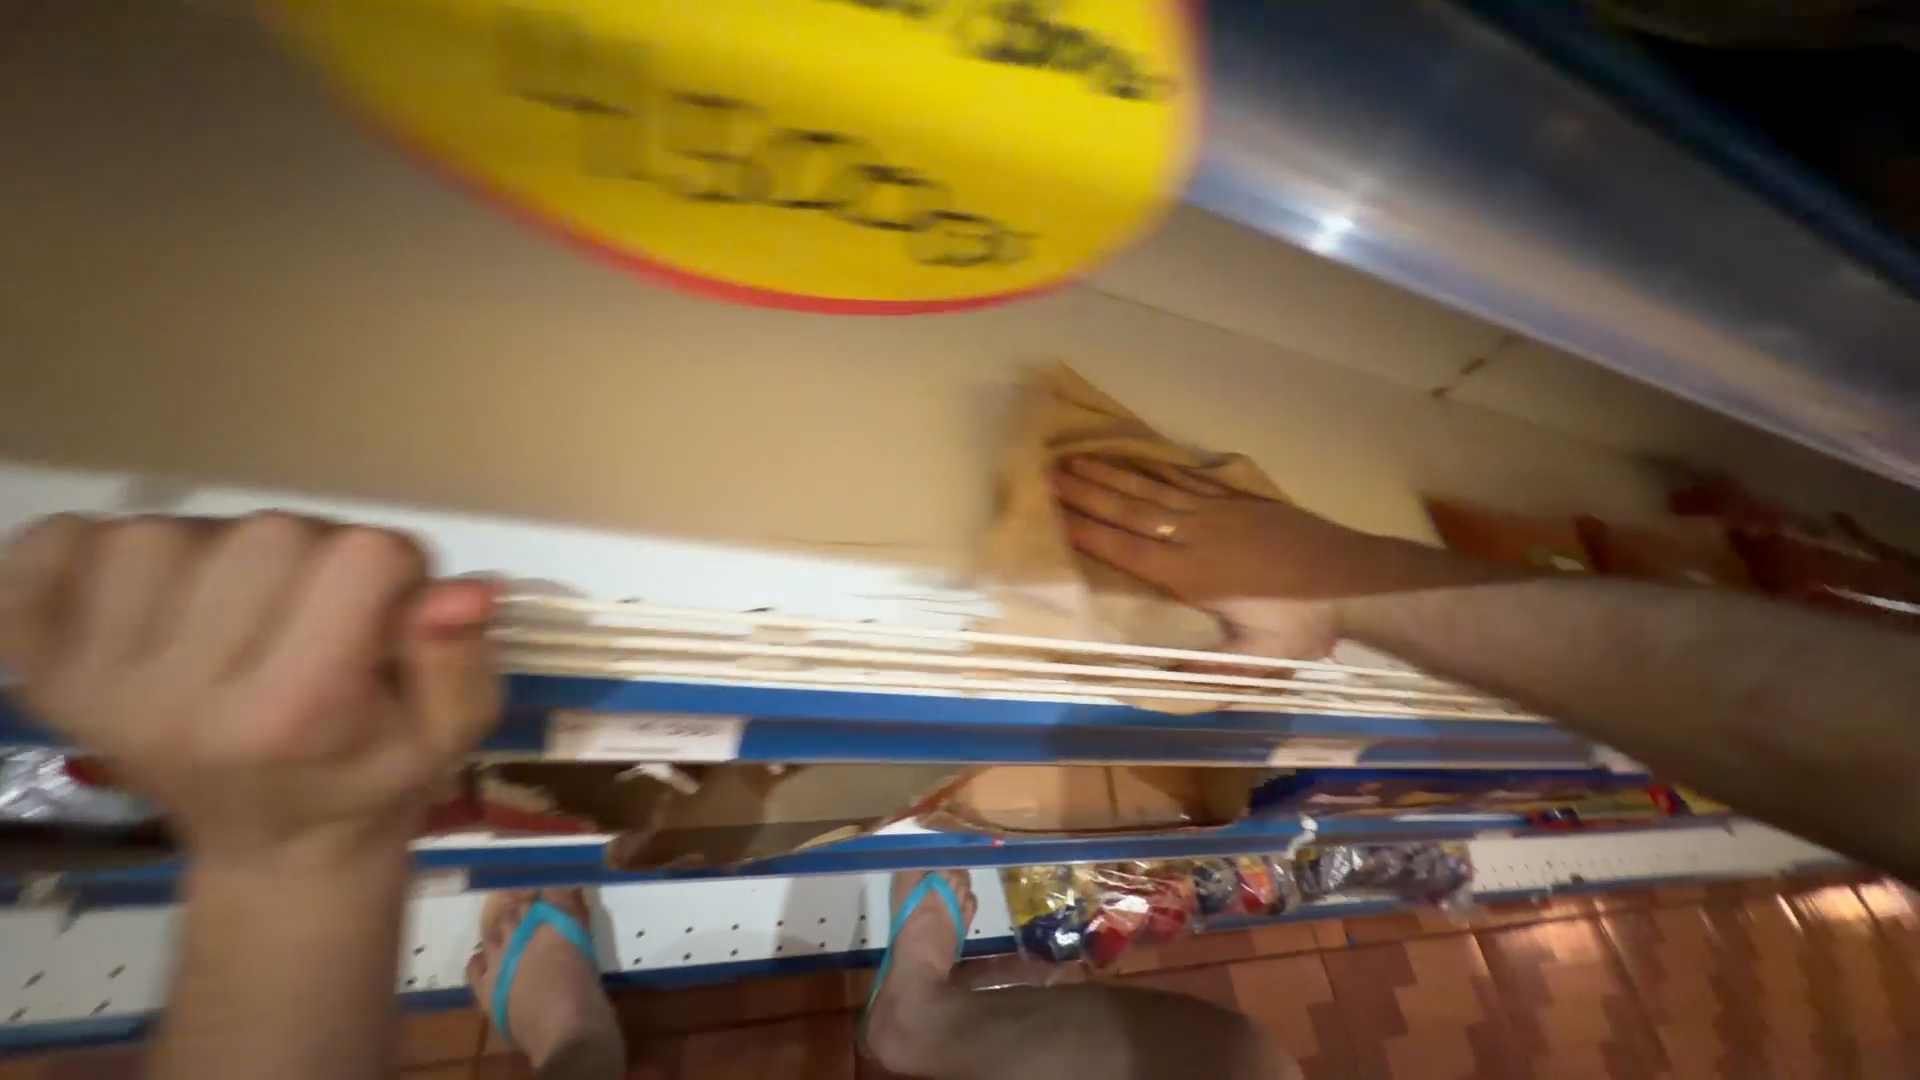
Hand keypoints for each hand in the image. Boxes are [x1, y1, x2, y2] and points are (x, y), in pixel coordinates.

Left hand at [0, 514, 499, 866]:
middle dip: (323, 555)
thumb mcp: (455, 731)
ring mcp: (96, 683)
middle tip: (333, 610)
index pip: (363, 556)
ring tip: (256, 603)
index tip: (400, 612)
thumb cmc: (380, 776)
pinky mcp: (39, 672)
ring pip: (169, 534)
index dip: (402, 569)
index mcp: (296, 710)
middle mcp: (183, 695)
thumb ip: (463, 660)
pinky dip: (102, 551)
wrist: (277, 844)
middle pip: (271, 534)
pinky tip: (157, 592)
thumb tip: (465, 589)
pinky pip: (51, 550)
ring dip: (229, 552)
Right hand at [1051, 456, 1506, 659]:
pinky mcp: (1237, 499)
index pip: (1130, 551)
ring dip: (1112, 474)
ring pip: (1153, 490)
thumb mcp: (1261, 659)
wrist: (1358, 580)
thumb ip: (1212, 668)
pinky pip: (1187, 479)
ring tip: (1078, 459)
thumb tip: (1163, 679)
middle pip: (1132, 512)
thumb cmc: (1305, 623)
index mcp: (1194, 577)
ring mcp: (1217, 512)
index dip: (1090, 534)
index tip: (1056, 517)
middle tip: (1051, 475)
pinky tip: (1137, 460)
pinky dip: (1157, 468)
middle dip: (1089, 494)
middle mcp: (1196, 537)